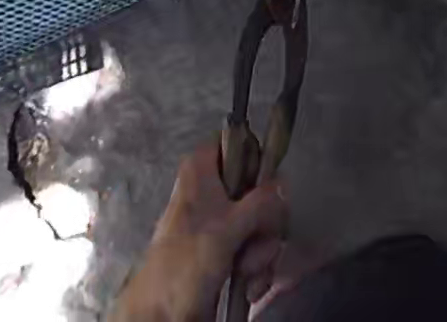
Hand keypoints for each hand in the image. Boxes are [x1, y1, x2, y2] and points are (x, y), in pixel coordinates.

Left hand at [111, 137, 287, 321]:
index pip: (236, 141)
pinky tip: (249, 285)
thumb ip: (260, 202)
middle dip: (263, 223)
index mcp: (202, 167)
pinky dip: (256, 267)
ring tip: (246, 273)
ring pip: (260, 219)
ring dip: (260, 251)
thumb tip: (285, 182)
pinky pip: (254, 245)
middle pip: (256, 186)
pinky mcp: (225, 246)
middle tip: (255, 241)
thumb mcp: (228, 228)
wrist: (162, 313)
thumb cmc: (188, 261)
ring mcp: (220, 217)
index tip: (266, 186)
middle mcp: (212, 186)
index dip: (255, 160)